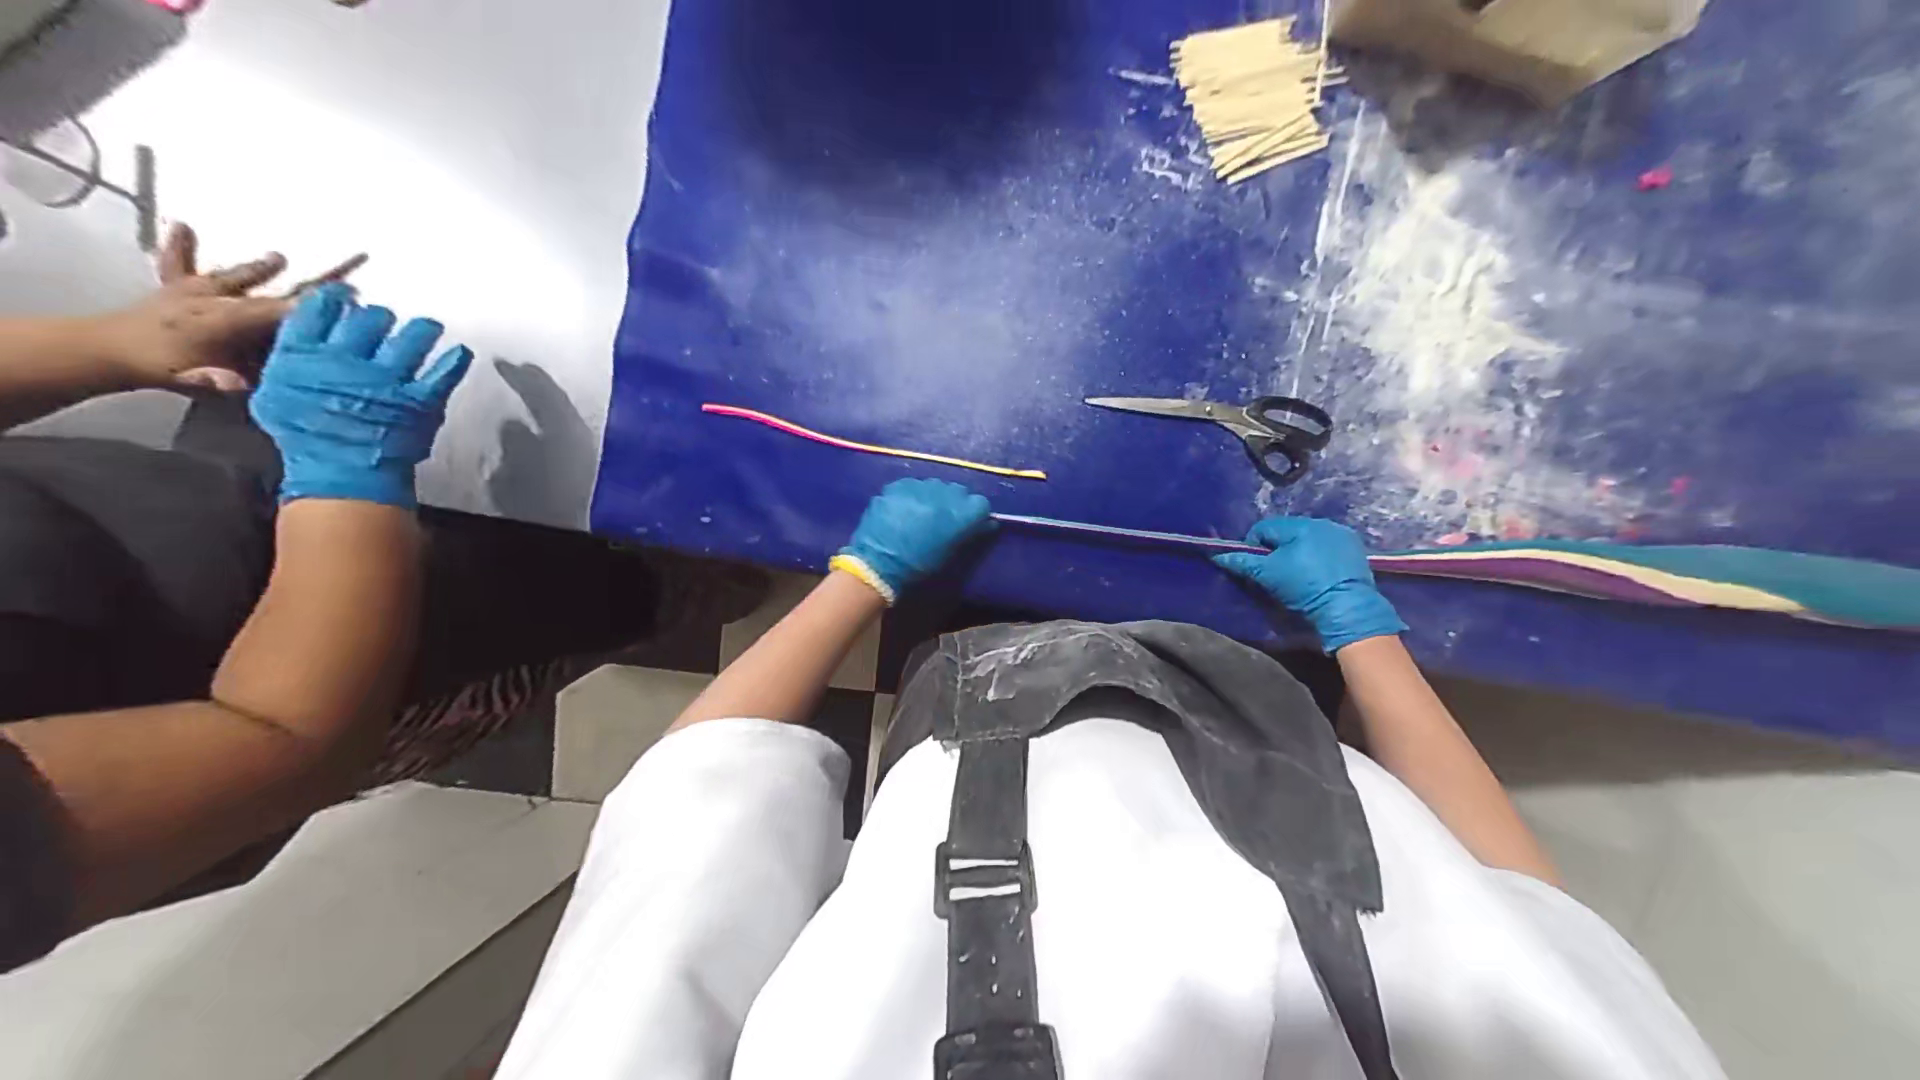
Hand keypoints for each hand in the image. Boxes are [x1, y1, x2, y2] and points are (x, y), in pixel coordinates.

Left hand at [91, 222, 364, 392]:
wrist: (98, 352)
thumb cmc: (158, 368)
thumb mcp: (195, 381)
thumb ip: (217, 380)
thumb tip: (239, 383)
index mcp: (222, 322)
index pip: (277, 314)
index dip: (312, 312)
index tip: (348, 308)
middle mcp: (212, 301)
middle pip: (269, 296)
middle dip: (307, 292)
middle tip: (346, 287)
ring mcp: (193, 292)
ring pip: (234, 278)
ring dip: (258, 269)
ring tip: (277, 258)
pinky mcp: (174, 289)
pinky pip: (178, 264)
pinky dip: (180, 247)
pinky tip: (185, 227)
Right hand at [249, 284, 472, 508]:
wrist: (342, 470)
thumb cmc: (305, 436)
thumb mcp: (272, 396)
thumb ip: (284, 365)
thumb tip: (280, 343)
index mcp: (306, 355)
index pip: (320, 312)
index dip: (335, 299)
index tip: (346, 295)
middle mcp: (349, 360)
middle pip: (370, 320)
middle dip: (379, 316)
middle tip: (385, 318)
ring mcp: (388, 379)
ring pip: (411, 340)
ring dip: (422, 330)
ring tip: (429, 326)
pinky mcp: (421, 399)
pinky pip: (443, 373)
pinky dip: (455, 361)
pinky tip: (461, 352)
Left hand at [832, 478, 993, 602]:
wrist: (879, 565)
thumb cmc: (920, 567)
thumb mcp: (952, 554)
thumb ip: (970, 535)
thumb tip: (987, 523)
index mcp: (961, 513)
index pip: (980, 503)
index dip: (975, 513)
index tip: (969, 523)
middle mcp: (944, 493)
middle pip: (958, 491)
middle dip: (954, 502)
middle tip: (943, 518)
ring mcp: (919, 486)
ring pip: (934, 486)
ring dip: (933, 497)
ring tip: (921, 513)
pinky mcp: (898, 485)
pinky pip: (912, 486)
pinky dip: (911, 496)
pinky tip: (903, 510)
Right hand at [1212, 516, 1405, 652]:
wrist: (1347, 610)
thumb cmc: (1303, 588)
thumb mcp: (1267, 575)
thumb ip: (1241, 562)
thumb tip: (1217, 555)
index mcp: (1299, 525)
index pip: (1263, 528)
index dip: (1253, 547)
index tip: (1255, 568)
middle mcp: (1322, 523)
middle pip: (1285, 533)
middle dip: (1275, 550)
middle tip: (1273, 573)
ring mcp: (1342, 536)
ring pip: (1306, 539)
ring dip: (1296, 552)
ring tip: (1295, 575)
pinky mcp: (1355, 550)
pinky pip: (1326, 547)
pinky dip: (1316, 557)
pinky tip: (1316, 575)